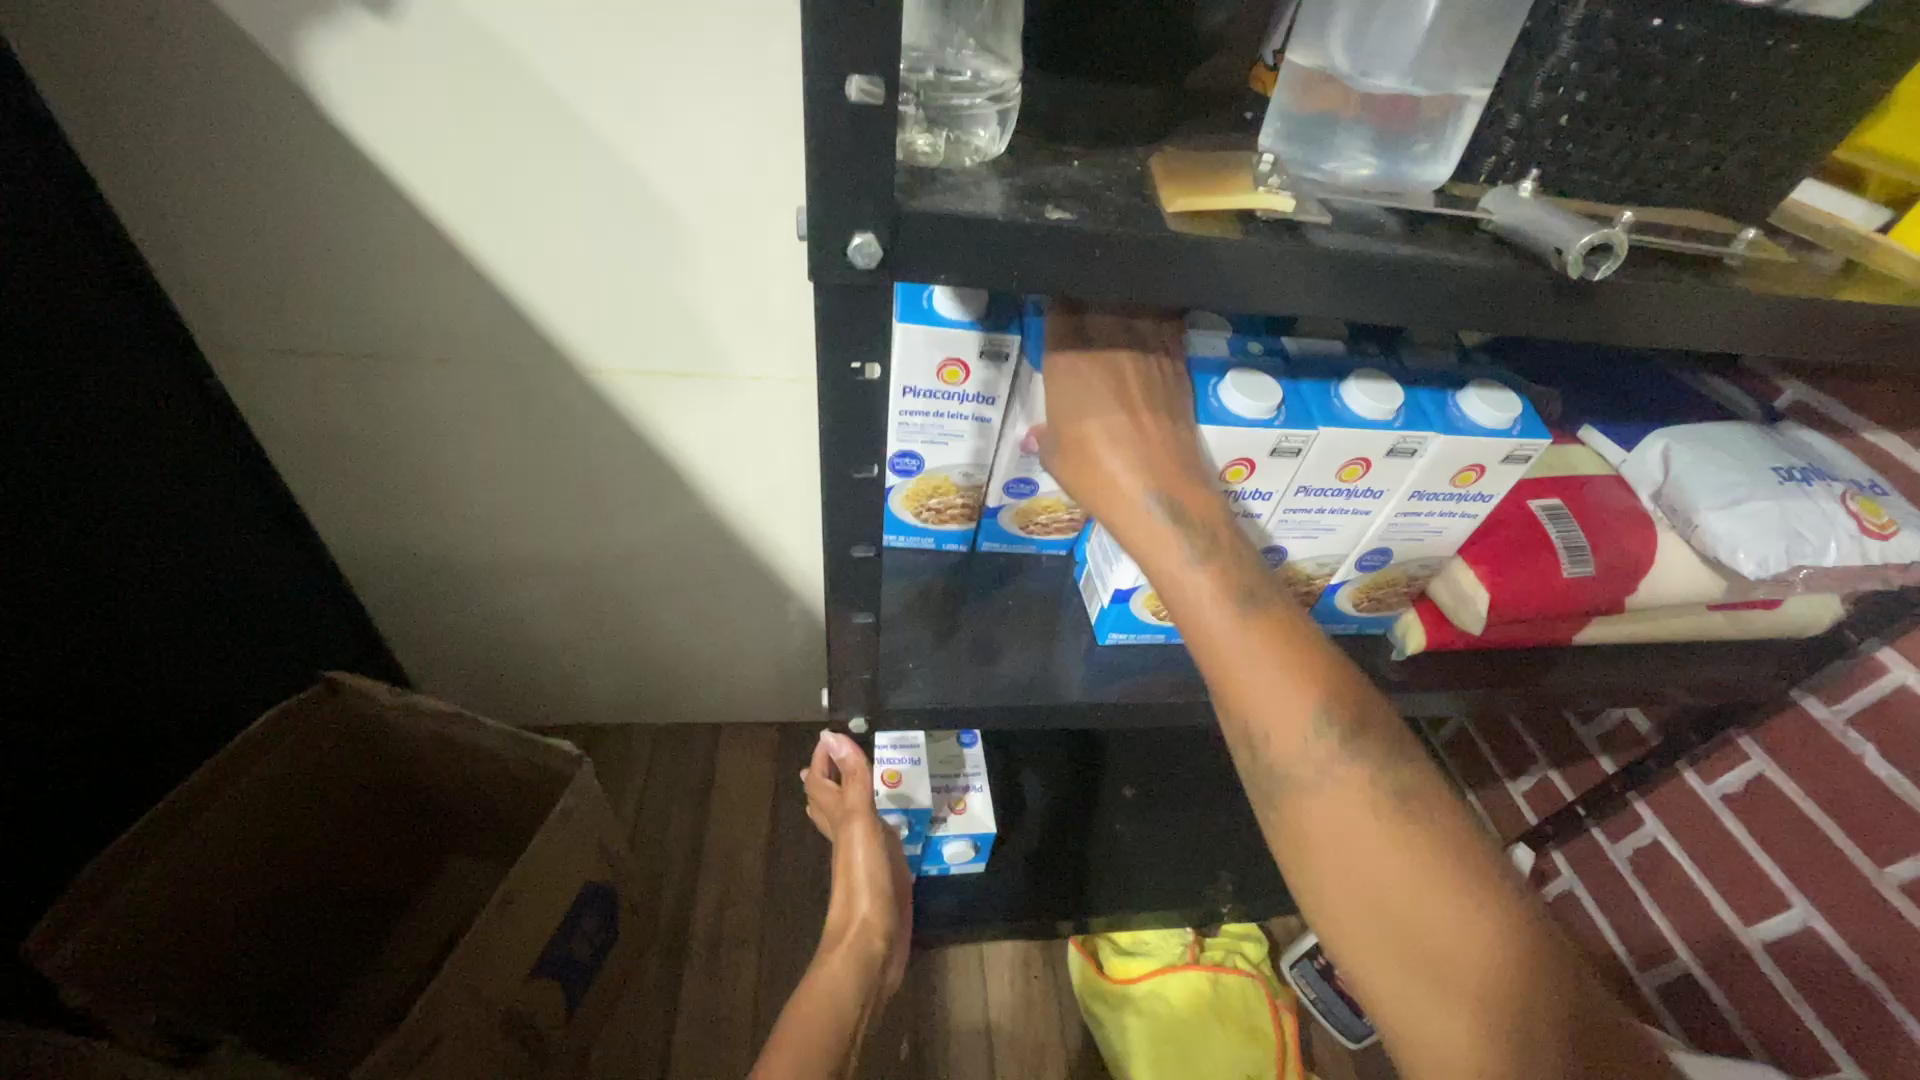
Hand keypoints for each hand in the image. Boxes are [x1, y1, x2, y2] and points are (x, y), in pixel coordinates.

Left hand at [802, 731, 912, 1000]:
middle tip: (838, 757)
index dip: (824, 759)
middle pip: (830, 803)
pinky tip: (894, 830)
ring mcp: (865, 860)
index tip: (831, 734)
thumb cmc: (864, 883)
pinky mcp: (885, 879)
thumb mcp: (860, 824)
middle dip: (830, 778)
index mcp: (839, 821)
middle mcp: (847, 837)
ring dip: (855, 801)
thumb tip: (832, 736)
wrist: (871, 948)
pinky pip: (879, 845)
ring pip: (852, 823)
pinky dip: (883, 828)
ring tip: (866, 784)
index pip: (823, 784)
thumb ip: (853, 781)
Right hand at [1034, 300, 1213, 537]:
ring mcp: (1147, 346)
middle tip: (1083, 311)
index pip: (1057, 309)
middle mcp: (1106, 340)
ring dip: (1124, 304)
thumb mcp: (1055, 457)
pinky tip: (1152, 327)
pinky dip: (1157, 320)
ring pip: (1134, 304)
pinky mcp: (1177, 360)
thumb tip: (1038, 434)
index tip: (1055, 312)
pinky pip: (1167, 323)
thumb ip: (1045, 435)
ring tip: (1117, 314)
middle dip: (1087, 300)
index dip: (1055, 307)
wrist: (1157, 489)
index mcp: (1066, 357)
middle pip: (1095, 298)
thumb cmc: (1094, 473)